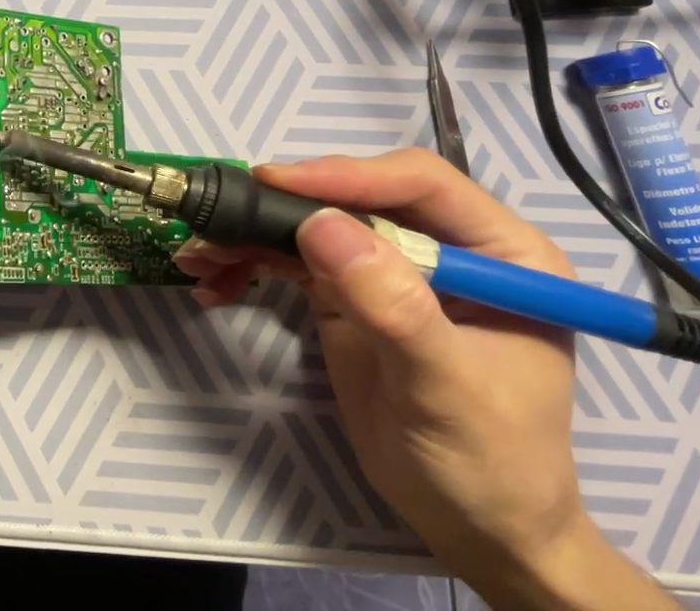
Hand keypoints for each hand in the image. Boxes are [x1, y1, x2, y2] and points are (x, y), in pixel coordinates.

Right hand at [175, 149, 673, 608]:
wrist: (473, 524)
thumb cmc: (489, 459)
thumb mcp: (444, 386)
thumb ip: (392, 305)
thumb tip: (320, 226)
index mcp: (500, 252)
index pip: (421, 185)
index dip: (348, 176)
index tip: (276, 184)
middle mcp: (443, 247)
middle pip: (354, 198)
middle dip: (282, 208)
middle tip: (219, 220)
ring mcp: (391, 269)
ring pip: (312, 226)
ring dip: (252, 236)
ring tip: (200, 257)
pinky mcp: (348, 294)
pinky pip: (291, 261)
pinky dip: (249, 265)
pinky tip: (214, 281)